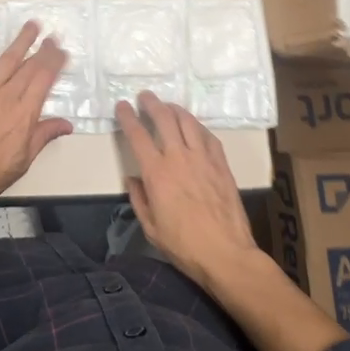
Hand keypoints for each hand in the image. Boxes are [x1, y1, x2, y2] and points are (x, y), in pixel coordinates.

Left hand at [0, 19, 73, 213]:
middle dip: (43, 49)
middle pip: (30, 66)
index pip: (44, 79)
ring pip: (8, 58)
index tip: (62, 51)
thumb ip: (43, 136)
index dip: (55, 62)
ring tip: (32, 24)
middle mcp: (8, 96)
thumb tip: (67, 123)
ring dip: (21, 40)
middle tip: (52, 36)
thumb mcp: (23, 160)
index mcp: (25, 114)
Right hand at [116, 91, 259, 292]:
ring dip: (175, 109)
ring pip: (188, 122)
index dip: (128, 117)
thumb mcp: (151, 228)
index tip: (123, 105)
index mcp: (157, 173)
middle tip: (145, 96)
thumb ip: (139, 200)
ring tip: (168, 106)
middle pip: (164, 119)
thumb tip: (133, 179)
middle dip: (152, 103)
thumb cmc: (184, 246)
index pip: (137, 135)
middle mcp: (178, 157)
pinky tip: (195, 127)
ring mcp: (203, 158)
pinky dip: (198, 126)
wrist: (226, 254)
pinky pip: (208, 136)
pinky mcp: (221, 164)